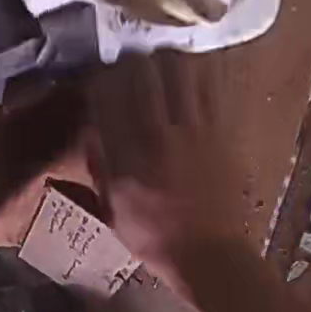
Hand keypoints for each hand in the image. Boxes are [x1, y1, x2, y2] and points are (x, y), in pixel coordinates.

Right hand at [85, 50, 276, 308]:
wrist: (206, 252)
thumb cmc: (152, 238)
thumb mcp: (112, 210)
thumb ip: (98, 169)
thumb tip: (89, 132)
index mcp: (126, 161)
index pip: (107, 99)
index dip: (100, 82)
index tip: (98, 82)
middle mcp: (158, 137)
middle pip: (142, 72)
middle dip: (130, 63)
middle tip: (126, 66)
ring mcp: (193, 129)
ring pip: (177, 67)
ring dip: (163, 59)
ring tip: (157, 66)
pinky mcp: (221, 127)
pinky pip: (209, 81)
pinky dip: (196, 68)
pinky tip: (188, 72)